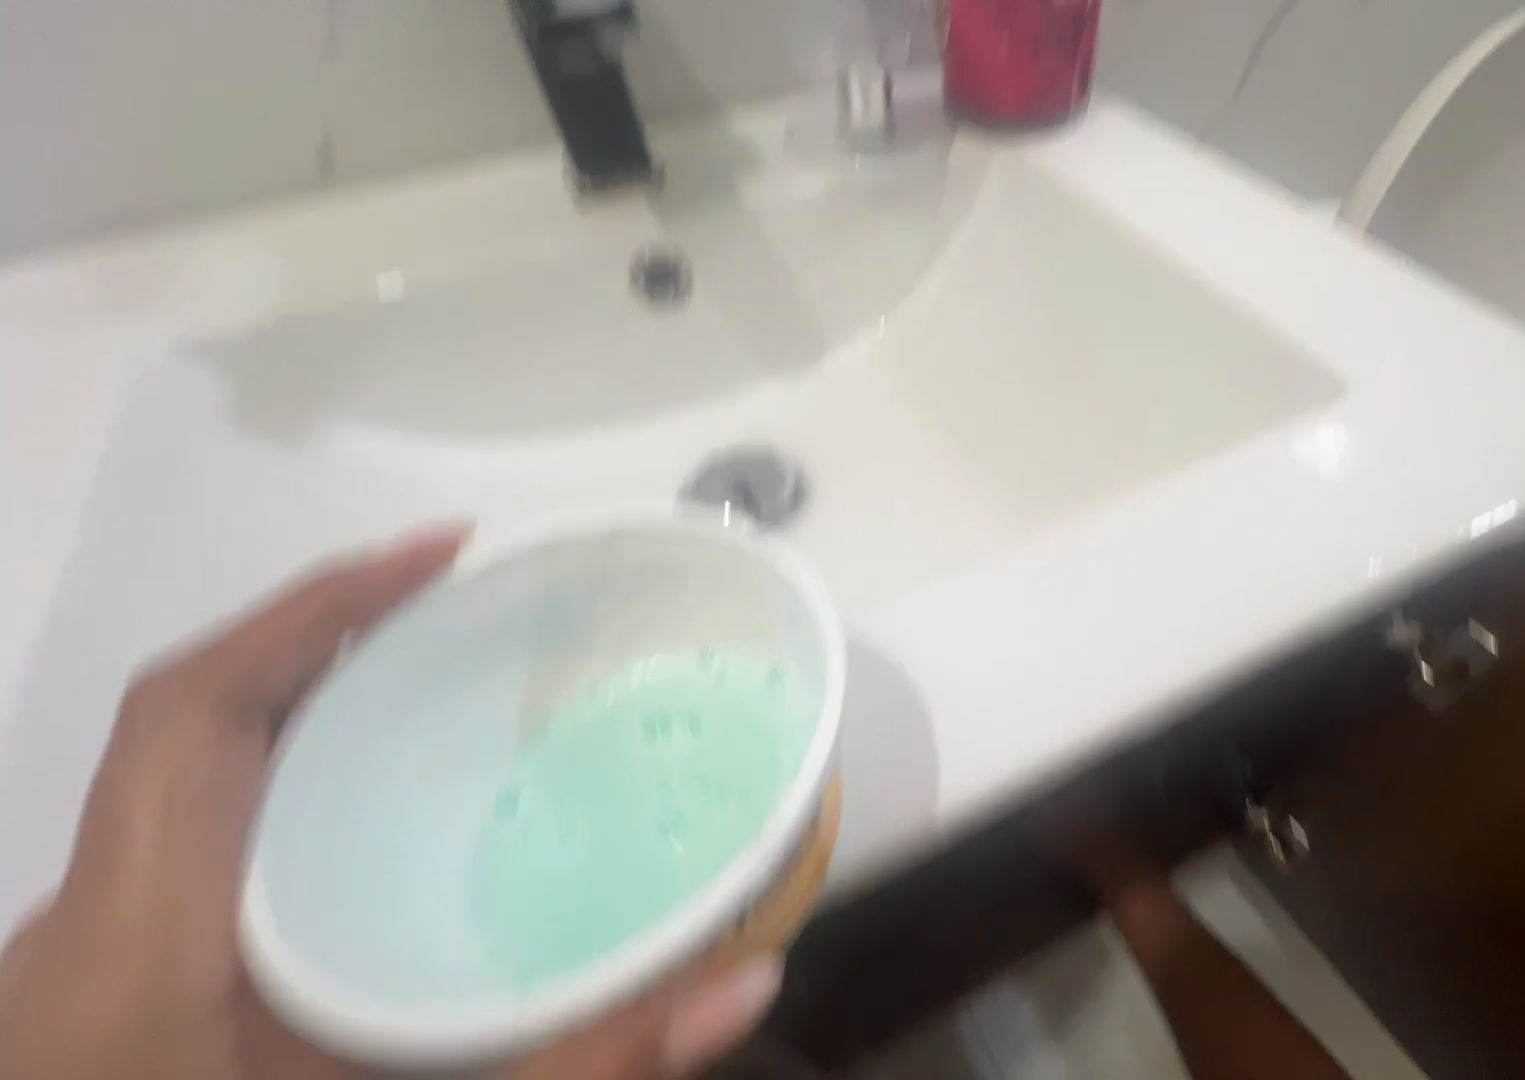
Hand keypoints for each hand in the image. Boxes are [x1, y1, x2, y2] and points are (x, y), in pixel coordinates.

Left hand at [0, 529, 780, 1078]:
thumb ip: (595, 1057)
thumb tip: (753, 978)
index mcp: (145, 946)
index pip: (194, 713)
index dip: (316, 607)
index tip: (443, 551)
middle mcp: (103, 920)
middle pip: (208, 711)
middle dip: (339, 628)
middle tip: (472, 595)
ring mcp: (106, 938)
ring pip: (206, 758)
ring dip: (320, 683)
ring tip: (443, 653)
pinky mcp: (131, 958)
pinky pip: (212, 806)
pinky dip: (300, 750)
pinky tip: (390, 767)